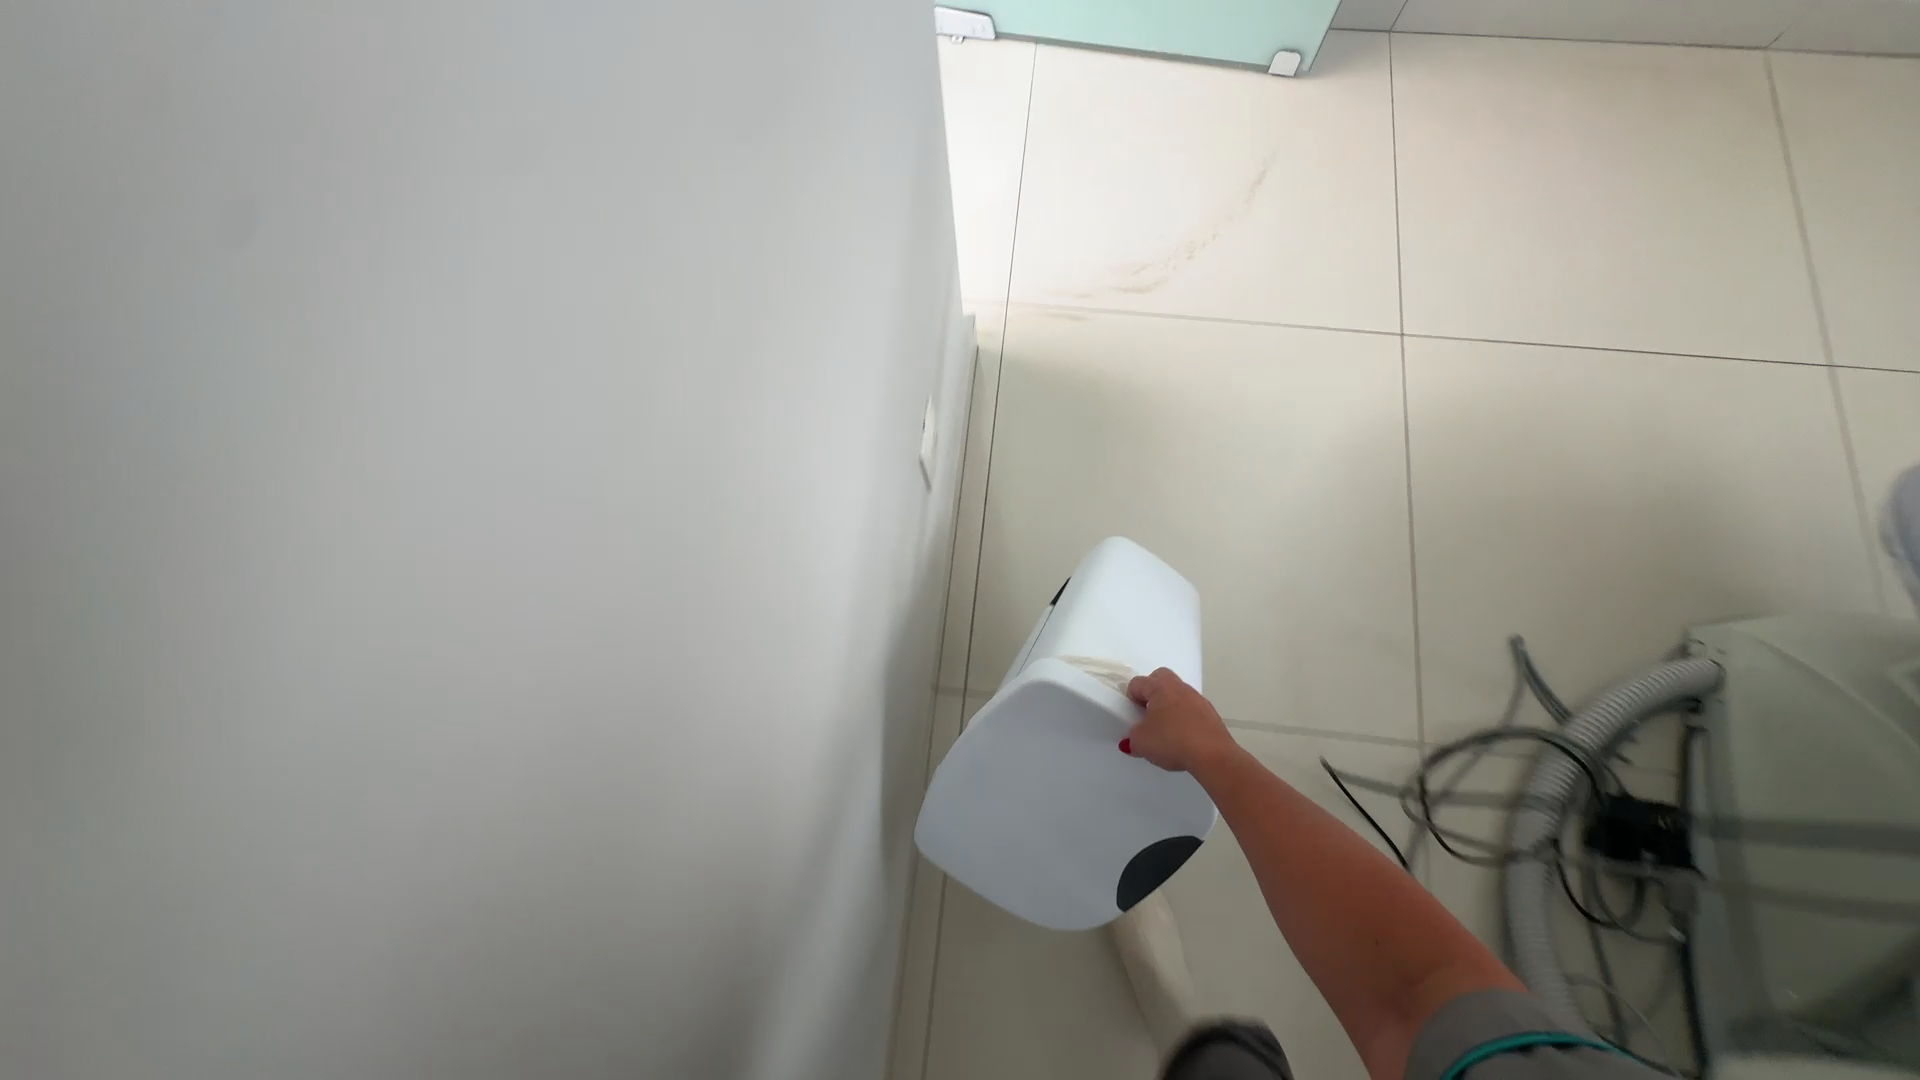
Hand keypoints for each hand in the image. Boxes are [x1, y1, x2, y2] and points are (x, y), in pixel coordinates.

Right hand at [1121, 667, 1238, 774]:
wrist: (1213, 756)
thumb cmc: (1172, 741)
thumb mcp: (1140, 742)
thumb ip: (1132, 736)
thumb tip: (1136, 737)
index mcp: (1160, 687)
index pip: (1137, 683)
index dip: (1130, 698)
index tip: (1133, 716)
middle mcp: (1180, 687)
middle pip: (1160, 679)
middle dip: (1151, 693)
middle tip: (1148, 714)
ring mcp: (1198, 699)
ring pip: (1178, 694)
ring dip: (1170, 706)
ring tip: (1166, 730)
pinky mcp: (1211, 714)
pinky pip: (1192, 709)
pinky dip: (1185, 719)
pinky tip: (1183, 738)